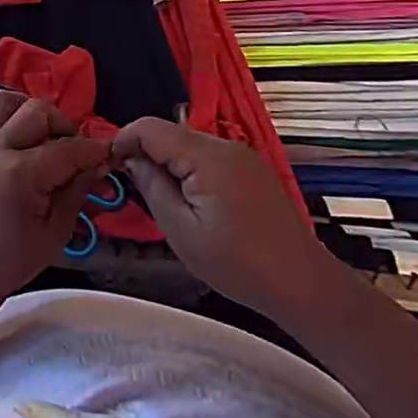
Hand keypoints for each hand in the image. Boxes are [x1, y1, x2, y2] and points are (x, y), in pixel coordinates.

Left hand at [0, 91, 111, 320]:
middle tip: (76, 153)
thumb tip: (100, 162)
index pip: (67, 148)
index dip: (94, 151)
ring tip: (45, 137)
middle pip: (37, 111)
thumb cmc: (16, 255)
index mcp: (20, 172)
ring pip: (5, 101)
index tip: (110, 156)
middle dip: (65, 127)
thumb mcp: (58, 230)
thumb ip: (78, 189)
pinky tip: (11, 128)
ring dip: (30, 112)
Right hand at [110, 118, 337, 316]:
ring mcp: (242, 155)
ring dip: (165, 159)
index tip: (111, 166)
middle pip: (167, 131)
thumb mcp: (180, 229)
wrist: (307, 288)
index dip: (122, 140)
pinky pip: (205, 153)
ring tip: (161, 194)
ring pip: (185, 141)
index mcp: (207, 157)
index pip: (148, 128)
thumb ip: (150, 185)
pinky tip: (189, 196)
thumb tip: (129, 158)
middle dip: (143, 151)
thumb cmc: (239, 265)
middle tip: (133, 184)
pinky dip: (187, 166)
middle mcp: (225, 146)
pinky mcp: (250, 167)